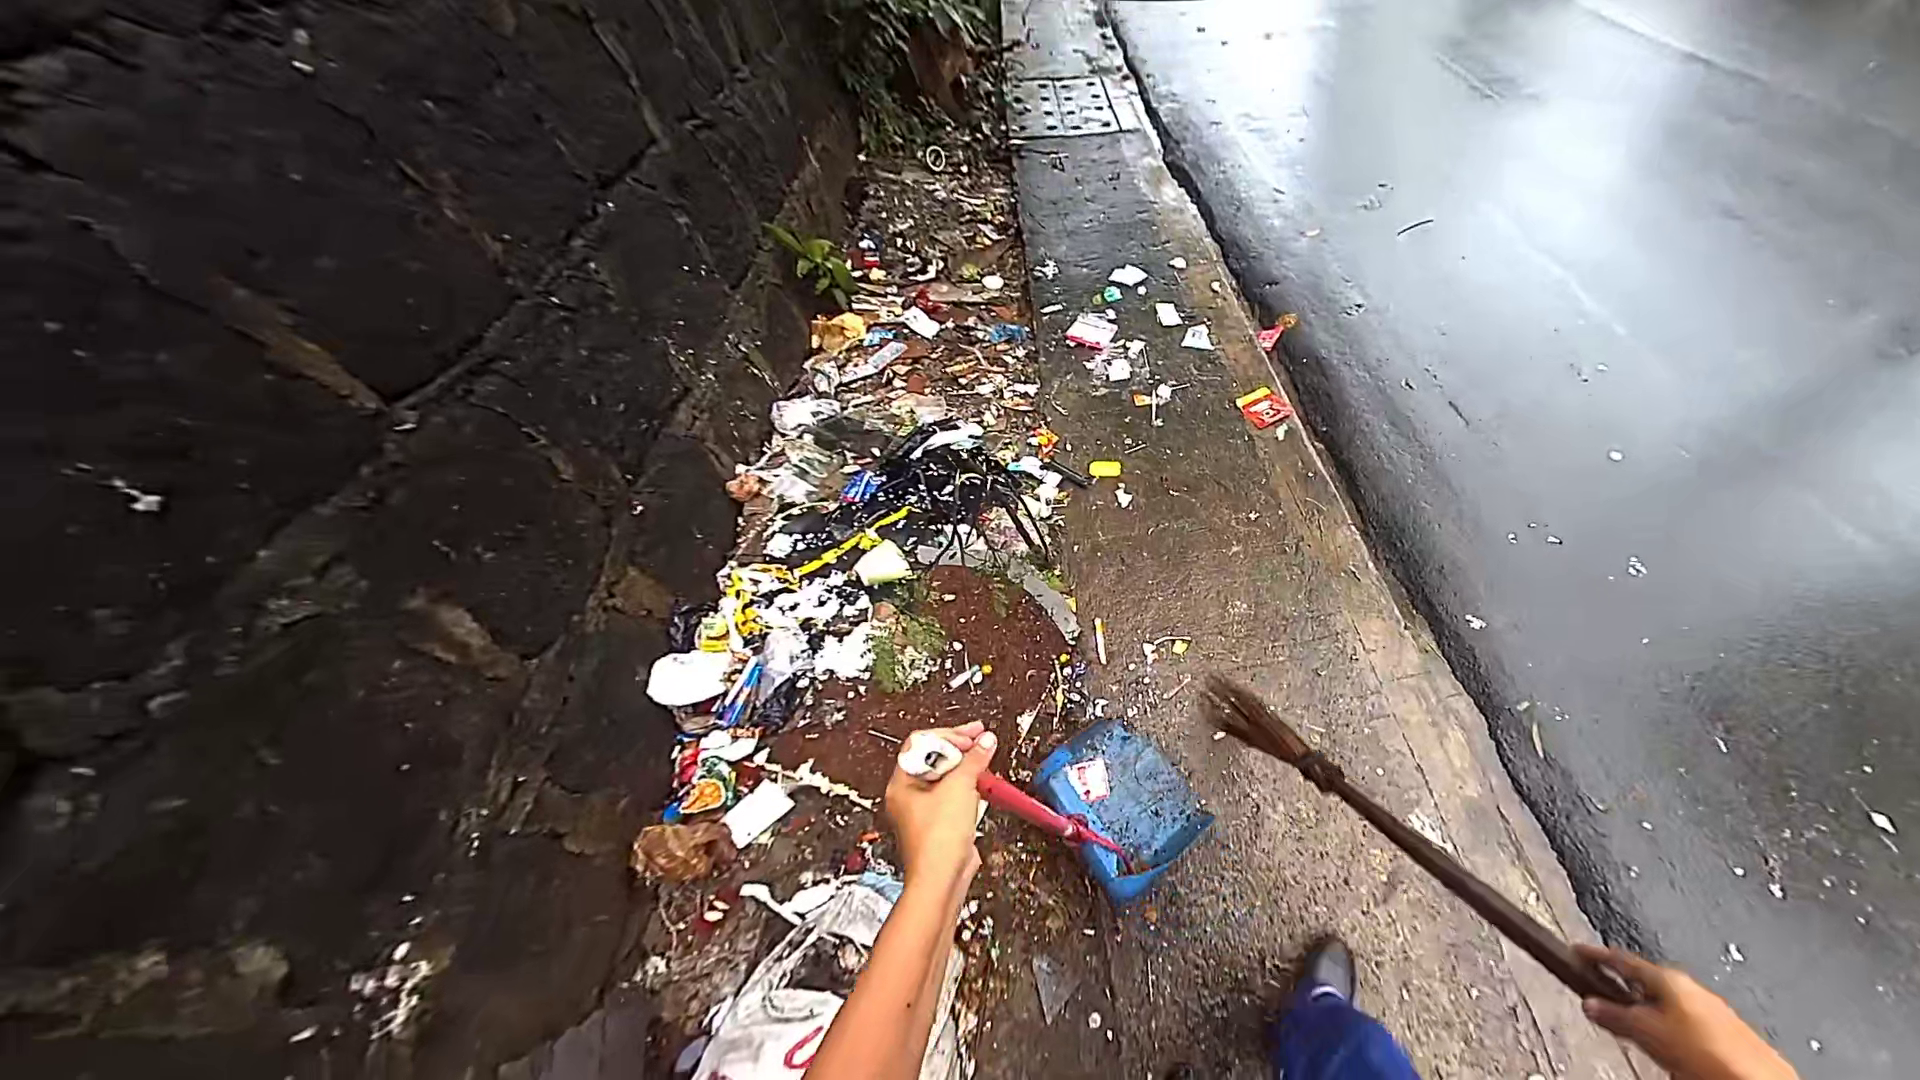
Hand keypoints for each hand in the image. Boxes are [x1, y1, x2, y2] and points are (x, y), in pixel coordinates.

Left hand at [884, 722, 996, 888]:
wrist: (942, 879)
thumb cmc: (937, 840)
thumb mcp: (959, 787)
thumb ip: (973, 759)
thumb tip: (985, 741)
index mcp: (902, 783)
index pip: (922, 744)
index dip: (948, 737)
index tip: (970, 736)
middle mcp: (909, 795)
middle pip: (934, 759)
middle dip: (959, 748)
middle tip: (980, 738)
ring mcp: (924, 811)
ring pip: (945, 778)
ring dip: (966, 767)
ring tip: (984, 756)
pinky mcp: (940, 824)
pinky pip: (953, 796)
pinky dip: (967, 787)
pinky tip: (981, 783)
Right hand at [1576, 945, 1798, 1079]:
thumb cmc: (1707, 1054)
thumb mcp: (1643, 1031)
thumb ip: (1611, 1014)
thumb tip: (1590, 1004)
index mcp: (1669, 978)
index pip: (1619, 958)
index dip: (1593, 954)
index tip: (1575, 951)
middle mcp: (1693, 989)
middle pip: (1646, 983)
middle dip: (1624, 992)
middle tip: (1604, 1000)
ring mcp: (1717, 1013)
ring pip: (1669, 1006)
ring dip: (1650, 1015)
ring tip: (1640, 1034)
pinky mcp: (1734, 1037)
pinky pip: (1690, 1025)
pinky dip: (1674, 1032)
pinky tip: (1674, 1051)